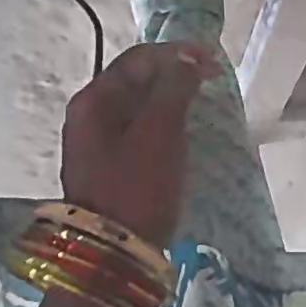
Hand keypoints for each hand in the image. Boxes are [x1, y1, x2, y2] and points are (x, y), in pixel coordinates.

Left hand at [59, 42, 217, 247]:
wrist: (114, 254)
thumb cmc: (137, 187)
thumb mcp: (159, 133)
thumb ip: (173, 89)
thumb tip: (189, 56)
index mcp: (94, 101)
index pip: (139, 59)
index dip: (177, 53)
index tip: (215, 60)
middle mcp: (90, 114)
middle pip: (137, 78)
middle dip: (175, 72)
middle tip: (213, 78)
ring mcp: (99, 140)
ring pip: (140, 103)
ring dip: (172, 95)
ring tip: (203, 99)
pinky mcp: (113, 162)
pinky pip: (141, 126)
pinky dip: (165, 118)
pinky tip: (185, 126)